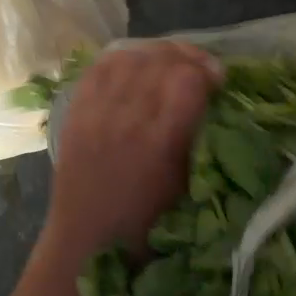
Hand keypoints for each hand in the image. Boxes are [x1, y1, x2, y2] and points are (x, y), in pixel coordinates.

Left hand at [45, 42, 223, 257]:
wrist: (85, 243)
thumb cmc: (146, 227)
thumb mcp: (186, 186)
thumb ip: (197, 139)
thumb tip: (212, 101)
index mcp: (159, 142)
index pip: (187, 81)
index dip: (208, 72)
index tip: (219, 80)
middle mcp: (126, 118)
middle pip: (160, 61)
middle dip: (187, 57)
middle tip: (200, 69)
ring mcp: (96, 110)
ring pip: (130, 56)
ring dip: (156, 53)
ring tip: (170, 62)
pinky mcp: (76, 109)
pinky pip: (99, 66)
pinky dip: (122, 58)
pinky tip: (136, 63)